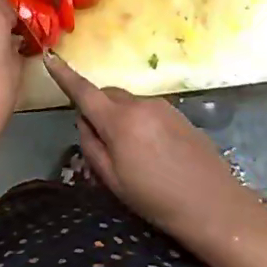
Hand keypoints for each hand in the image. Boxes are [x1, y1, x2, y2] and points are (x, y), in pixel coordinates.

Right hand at [44, 53, 256, 243]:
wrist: (217, 208)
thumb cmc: (158, 201)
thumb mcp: (114, 182)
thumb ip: (92, 146)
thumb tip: (84, 121)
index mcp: (119, 121)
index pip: (84, 91)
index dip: (64, 75)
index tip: (50, 58)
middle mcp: (139, 104)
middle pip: (107, 96)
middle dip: (99, 110)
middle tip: (103, 145)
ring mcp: (162, 106)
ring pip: (128, 104)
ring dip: (121, 119)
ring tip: (134, 157)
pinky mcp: (179, 113)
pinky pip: (148, 111)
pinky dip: (140, 124)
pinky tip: (154, 154)